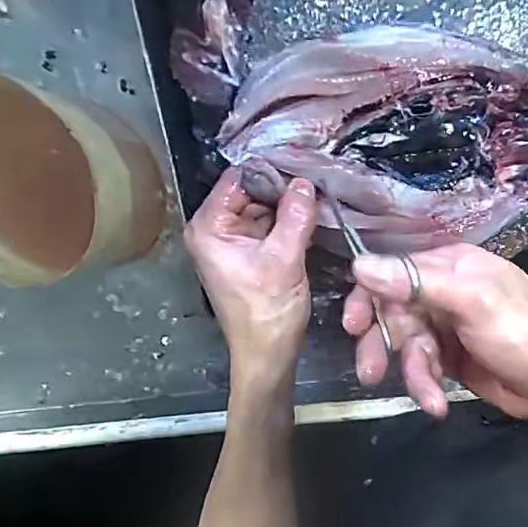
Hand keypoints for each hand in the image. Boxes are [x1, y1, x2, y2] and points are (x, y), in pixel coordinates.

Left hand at [185, 169, 319, 387]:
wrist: (267, 356)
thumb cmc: (267, 314)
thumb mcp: (284, 260)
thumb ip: (295, 216)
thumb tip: (306, 182)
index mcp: (209, 228)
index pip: (238, 179)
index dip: (270, 173)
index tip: (303, 169)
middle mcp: (213, 231)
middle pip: (250, 192)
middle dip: (282, 190)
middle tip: (317, 185)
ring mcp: (230, 244)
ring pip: (262, 210)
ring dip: (288, 207)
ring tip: (318, 199)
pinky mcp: (247, 256)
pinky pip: (268, 229)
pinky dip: (287, 224)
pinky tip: (310, 219)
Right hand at [341, 244, 527, 421]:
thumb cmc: (522, 336)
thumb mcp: (473, 303)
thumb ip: (417, 282)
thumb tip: (361, 265)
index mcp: (452, 265)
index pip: (394, 271)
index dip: (370, 296)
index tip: (354, 324)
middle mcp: (444, 290)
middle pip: (393, 311)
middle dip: (383, 344)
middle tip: (369, 371)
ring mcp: (445, 325)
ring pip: (405, 344)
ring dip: (412, 373)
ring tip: (428, 395)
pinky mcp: (446, 356)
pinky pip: (419, 366)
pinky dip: (425, 385)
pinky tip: (437, 402)